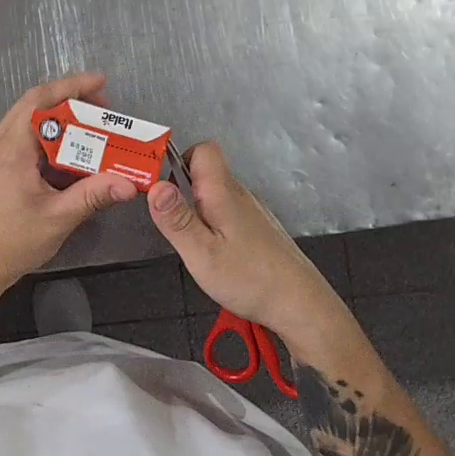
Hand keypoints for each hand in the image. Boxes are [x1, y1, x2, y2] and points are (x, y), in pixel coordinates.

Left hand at [0, 73, 137, 289]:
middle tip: (103, 108)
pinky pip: (27, 140)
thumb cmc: (13, 241)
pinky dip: (52, 139)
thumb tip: (130, 183)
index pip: (38, 101)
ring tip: (94, 127)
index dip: (69, 86)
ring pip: (30, 122)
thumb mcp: (59, 218)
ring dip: (62, 119)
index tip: (99, 84)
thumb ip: (94, 195)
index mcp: (10, 151)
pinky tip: (75, 153)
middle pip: (34, 105)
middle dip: (70, 100)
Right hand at [147, 141, 327, 326]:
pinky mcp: (258, 229)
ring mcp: (252, 212)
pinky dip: (214, 226)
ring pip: (216, 196)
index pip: (204, 150)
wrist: (300, 305)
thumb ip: (176, 219)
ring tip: (193, 244)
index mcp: (224, 194)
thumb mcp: (202, 253)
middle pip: (206, 174)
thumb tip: (154, 186)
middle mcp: (240, 196)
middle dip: (182, 192)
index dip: (179, 159)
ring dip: (197, 212)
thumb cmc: (250, 280)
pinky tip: (215, 254)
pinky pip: (228, 214)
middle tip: (172, 226)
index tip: (162, 187)